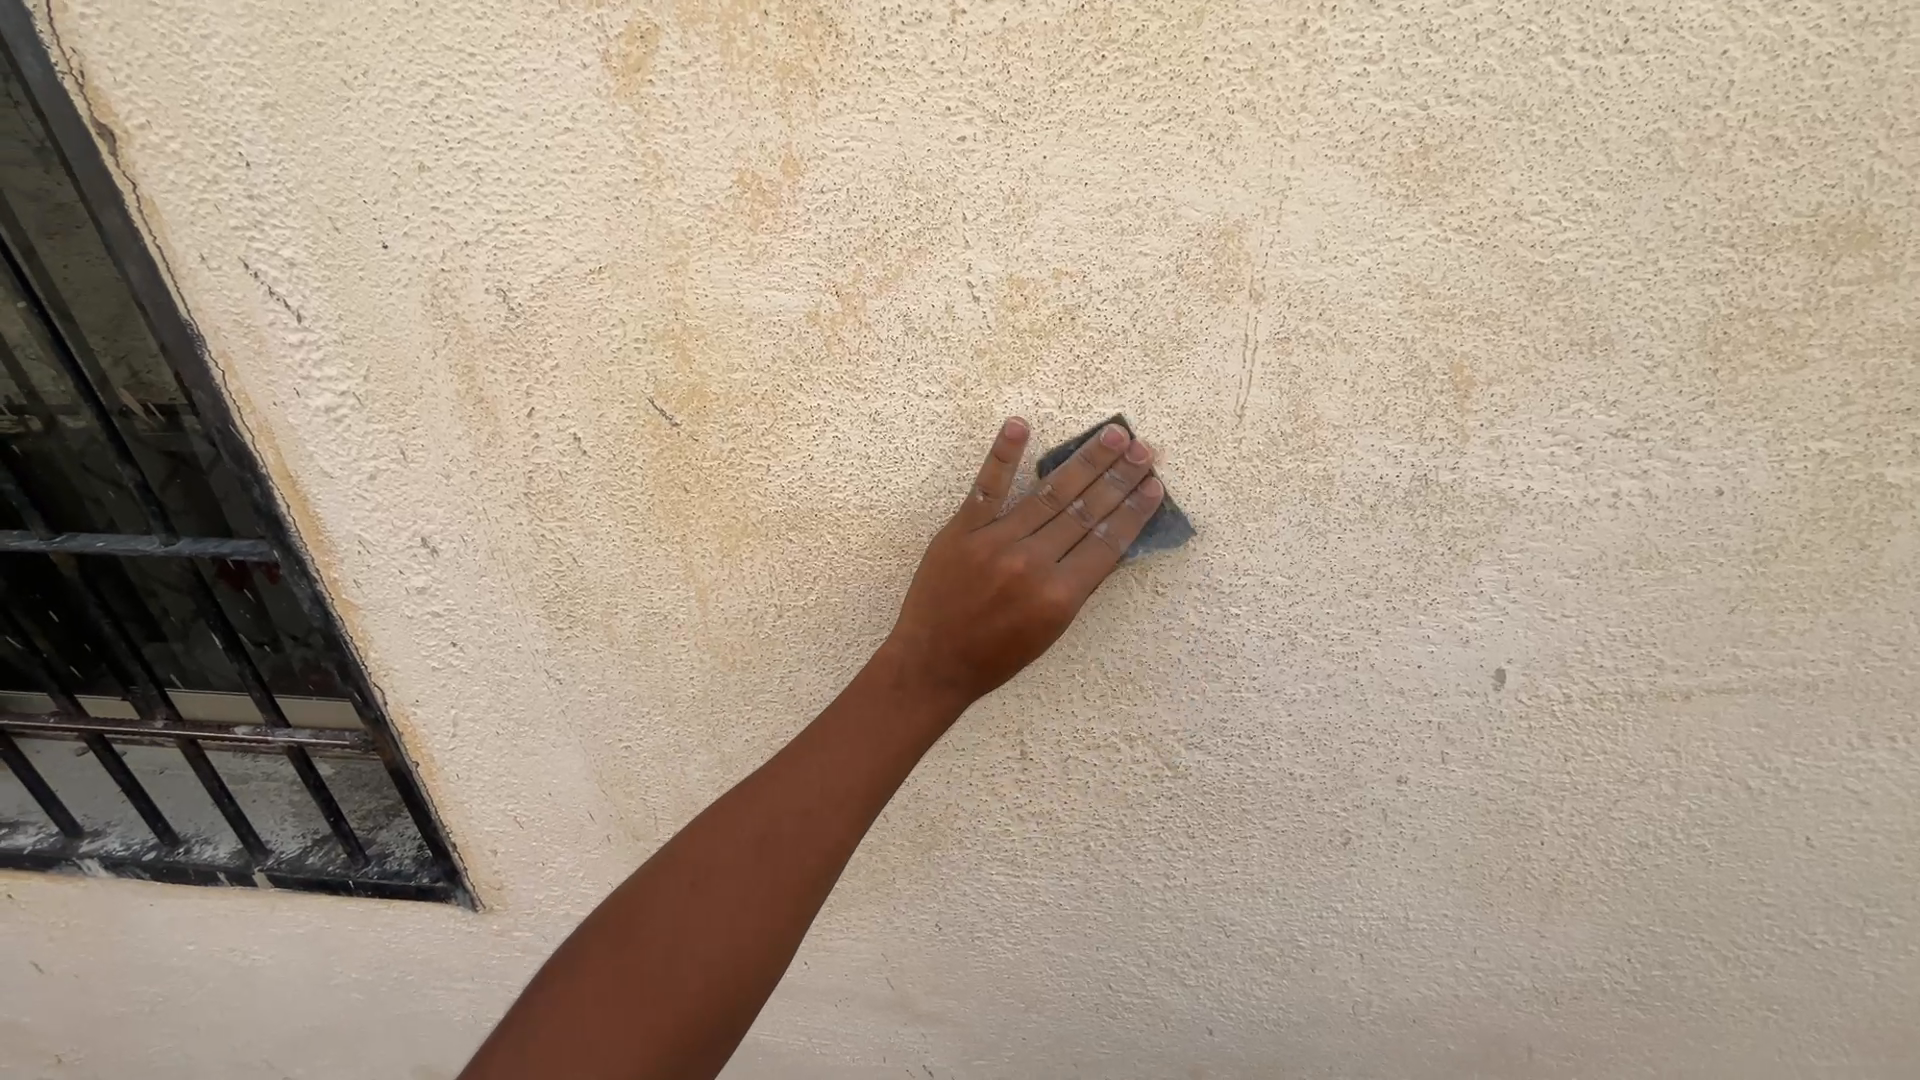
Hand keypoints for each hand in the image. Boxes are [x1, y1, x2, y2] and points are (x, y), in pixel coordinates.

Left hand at [882, 417, 1165, 710]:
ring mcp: (994, 543)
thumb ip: (1075, 586)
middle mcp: (1032, 564)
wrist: (931, 664)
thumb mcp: (1050, 632)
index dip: (1135, 510)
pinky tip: (1019, 425)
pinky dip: (1003, 455)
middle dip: (1120, 477)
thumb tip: (1105, 542)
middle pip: (1086, 510)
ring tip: (1111, 435)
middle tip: (1144, 448)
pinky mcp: (960, 531)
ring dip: (1084, 461)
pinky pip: (987, 487)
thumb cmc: (995, 656)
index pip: (1109, 542)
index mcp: (1059, 596)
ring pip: (1049, 493)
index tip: (1155, 484)